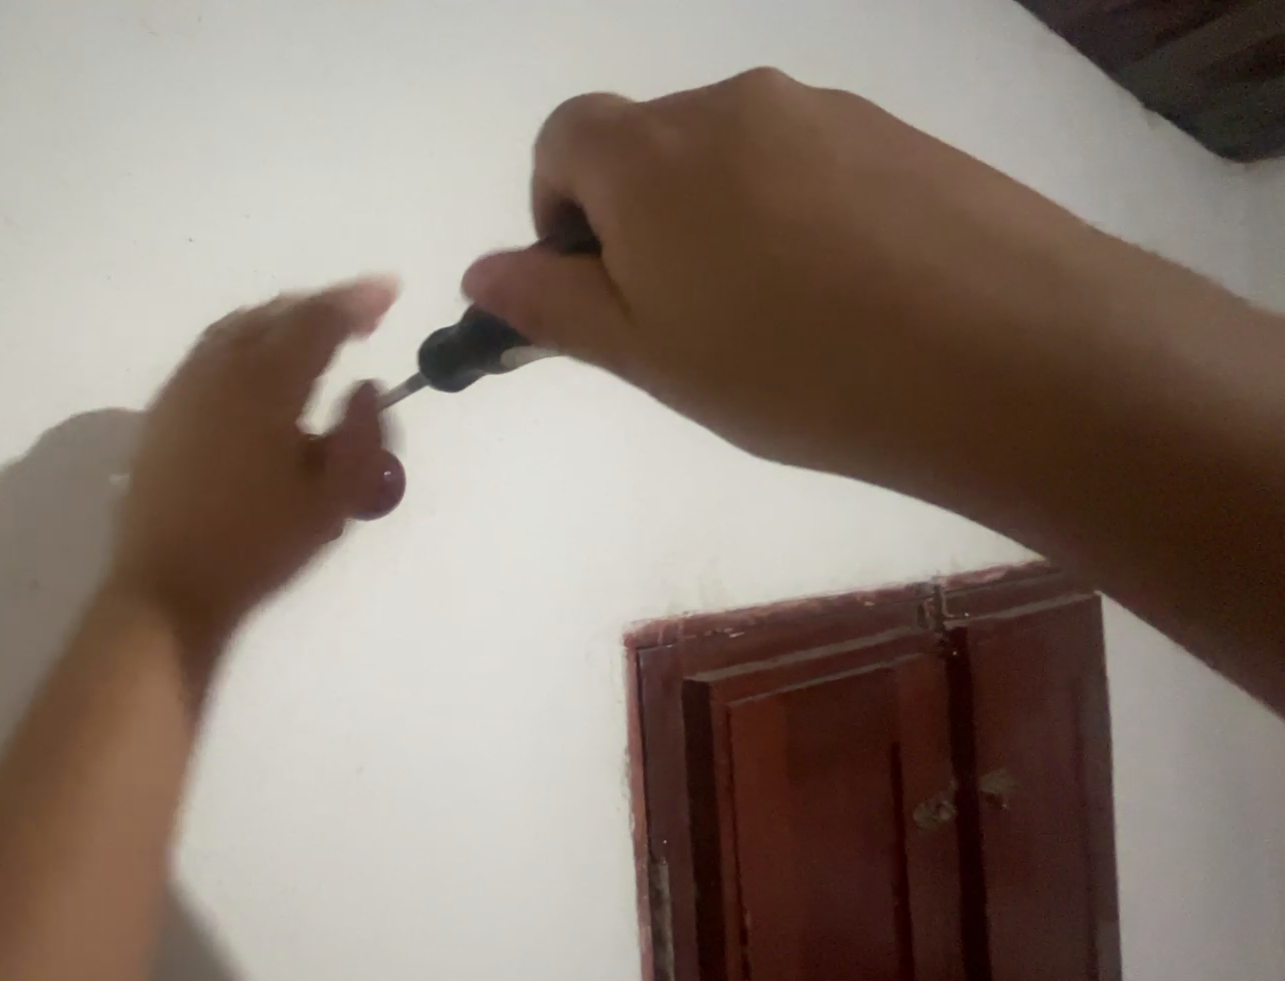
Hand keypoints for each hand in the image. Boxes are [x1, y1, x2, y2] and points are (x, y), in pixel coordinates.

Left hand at [111, 278, 404, 636]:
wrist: (168, 588)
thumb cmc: (258, 549)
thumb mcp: (332, 501)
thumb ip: (363, 436)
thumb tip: (365, 388)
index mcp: (265, 386)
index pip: (318, 320)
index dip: (358, 300)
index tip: (389, 292)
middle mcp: (218, 371)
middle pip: (274, 313)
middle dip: (320, 308)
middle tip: (358, 319)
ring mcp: (183, 388)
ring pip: (236, 329)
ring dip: (281, 323)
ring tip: (313, 339)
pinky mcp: (162, 411)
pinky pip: (210, 354)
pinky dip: (247, 345)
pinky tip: (261, 374)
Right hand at [461, 68, 1171, 489]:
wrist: (1007, 359)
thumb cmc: (778, 367)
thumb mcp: (635, 351)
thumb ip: (545, 303)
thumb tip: (480, 273)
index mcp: (650, 155)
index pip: (562, 138)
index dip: (552, 207)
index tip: (587, 279)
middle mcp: (730, 105)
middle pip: (640, 145)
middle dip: (626, 219)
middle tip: (668, 318)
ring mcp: (822, 111)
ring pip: (718, 157)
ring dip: (701, 221)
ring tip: (752, 316)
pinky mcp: (893, 135)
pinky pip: (794, 163)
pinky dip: (774, 215)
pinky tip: (821, 292)